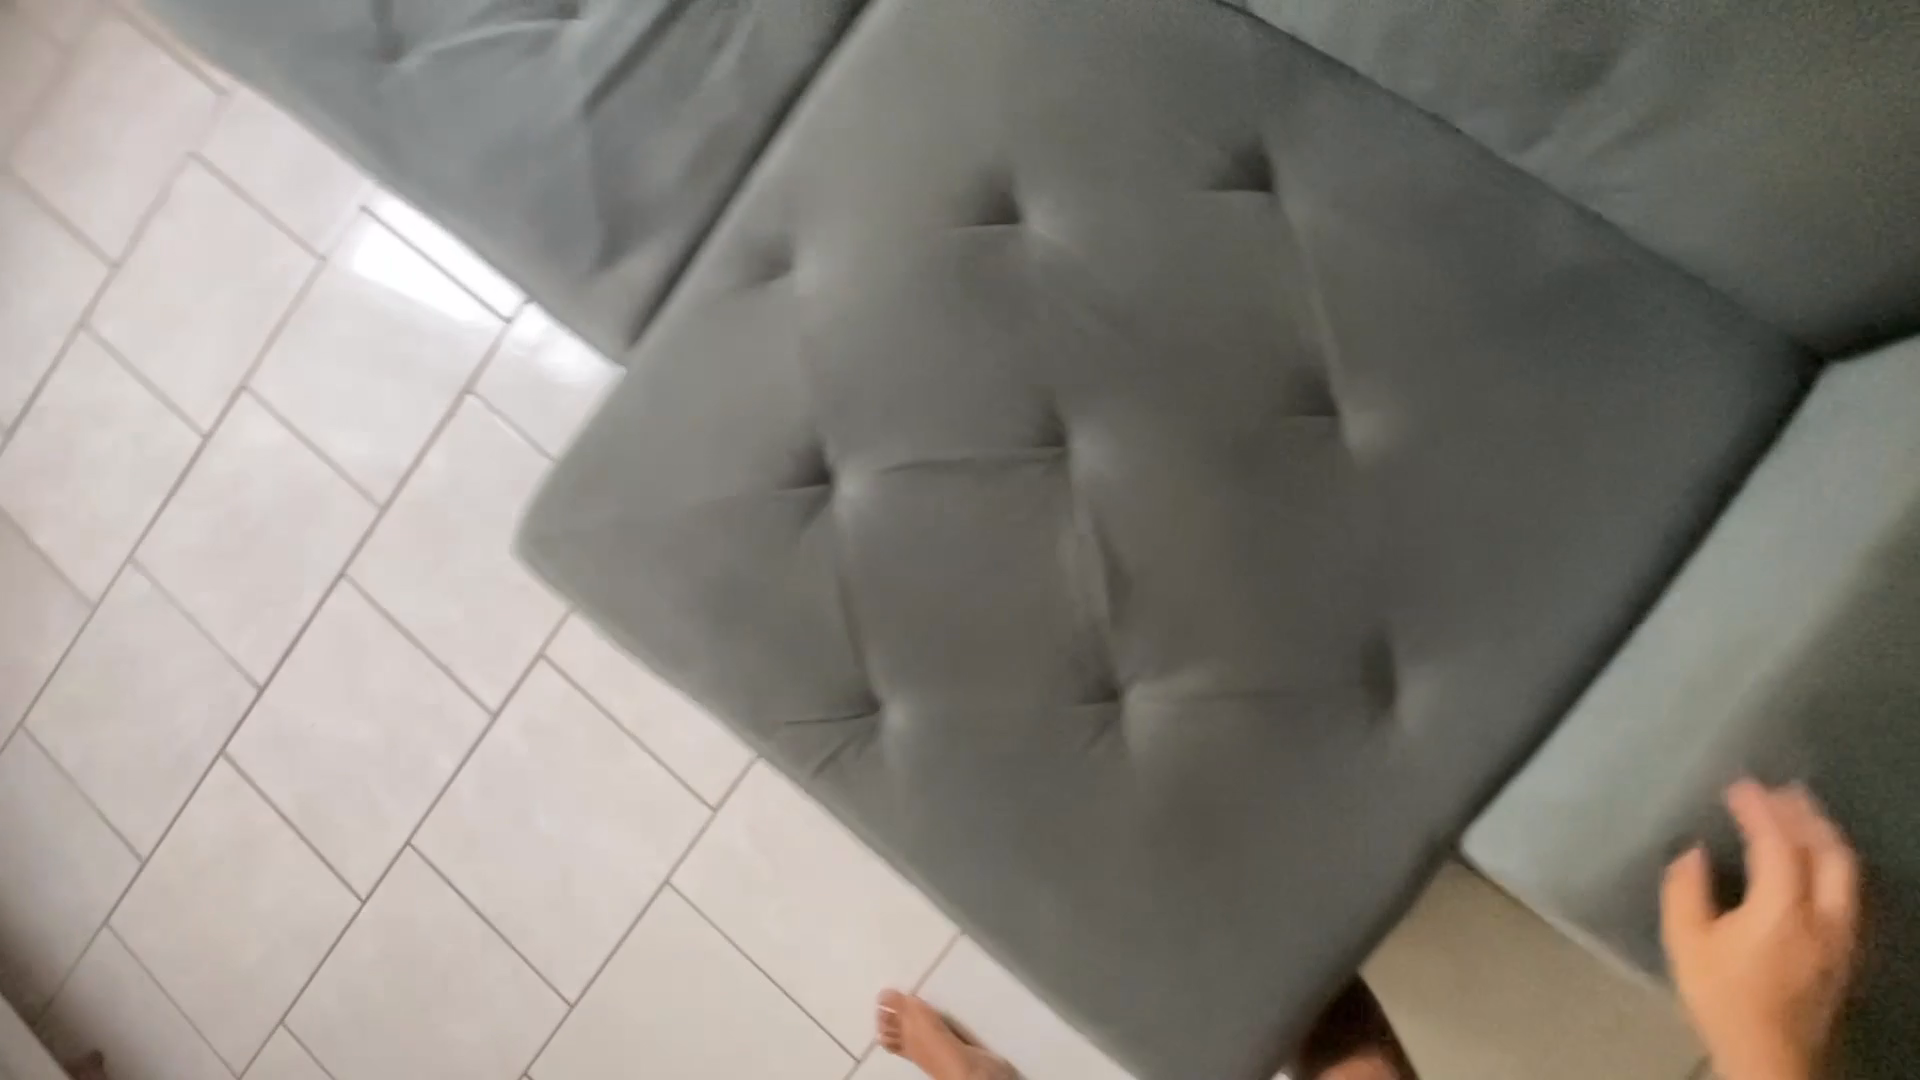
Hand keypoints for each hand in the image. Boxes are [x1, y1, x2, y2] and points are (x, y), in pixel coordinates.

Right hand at [1662, 780, 1859, 1079]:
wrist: (1770, 1051)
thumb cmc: (1719, 991)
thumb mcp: (1685, 939)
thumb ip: (1687, 890)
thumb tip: (1694, 853)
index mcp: (1782, 912)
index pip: (1778, 848)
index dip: (1760, 812)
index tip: (1739, 785)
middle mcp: (1825, 919)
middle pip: (1830, 856)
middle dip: (1807, 817)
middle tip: (1780, 789)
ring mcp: (1843, 936)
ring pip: (1848, 873)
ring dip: (1824, 837)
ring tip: (1801, 811)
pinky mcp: (1846, 949)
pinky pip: (1848, 891)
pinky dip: (1831, 861)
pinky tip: (1815, 857)